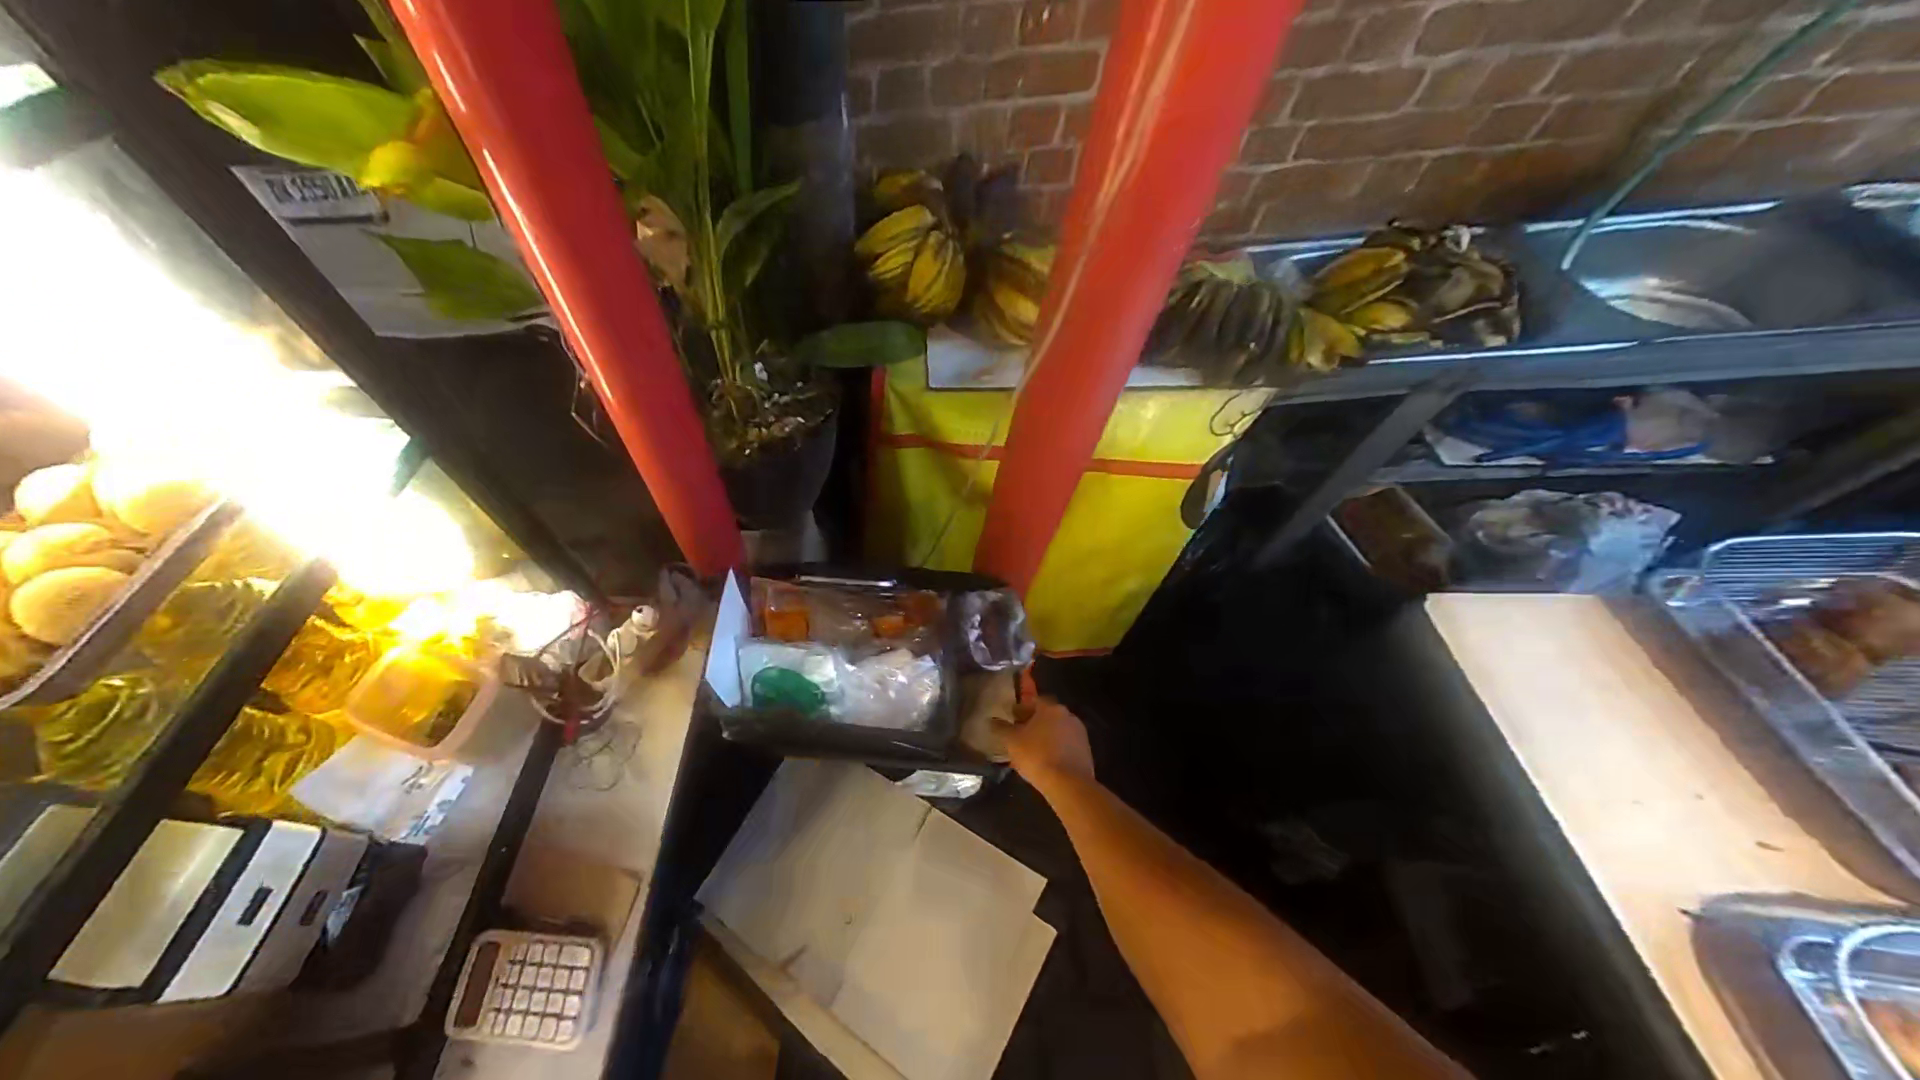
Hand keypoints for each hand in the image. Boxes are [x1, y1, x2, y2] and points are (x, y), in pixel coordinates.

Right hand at [1002, 694, 1095, 790]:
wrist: (1069, 784)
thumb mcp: (1012, 741)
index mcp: (1050, 708)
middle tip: (1021, 734)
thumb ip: (1001, 728)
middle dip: (1034, 722)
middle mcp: (1068, 715)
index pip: (1035, 700)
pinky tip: (1046, 762)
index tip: (1013, 716)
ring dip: (1045, 736)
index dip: (1022, 708)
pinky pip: (1066, 745)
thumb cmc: (1037, 756)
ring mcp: (1079, 733)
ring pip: (1057, 731)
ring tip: (1031, 751)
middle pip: (1047, 715)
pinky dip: (1055, 749)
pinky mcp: (1086, 751)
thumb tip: (992, 721)